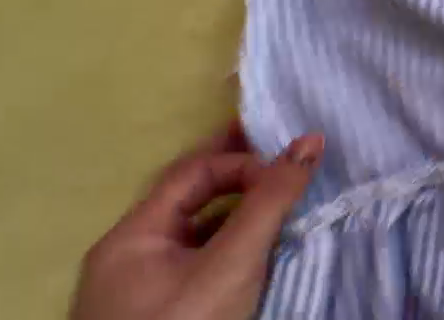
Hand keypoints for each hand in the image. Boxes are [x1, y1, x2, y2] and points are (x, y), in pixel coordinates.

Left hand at [71, 122, 323, 319]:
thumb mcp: (233, 261)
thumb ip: (271, 198)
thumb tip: (312, 139)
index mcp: (131, 236)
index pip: (195, 171)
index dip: (246, 162)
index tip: (290, 176)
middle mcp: (131, 253)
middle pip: (193, 193)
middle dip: (244, 167)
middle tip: (291, 145)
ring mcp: (144, 283)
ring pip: (202, 223)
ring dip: (246, 203)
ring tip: (290, 191)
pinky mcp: (164, 305)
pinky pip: (205, 252)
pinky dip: (239, 234)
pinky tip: (268, 237)